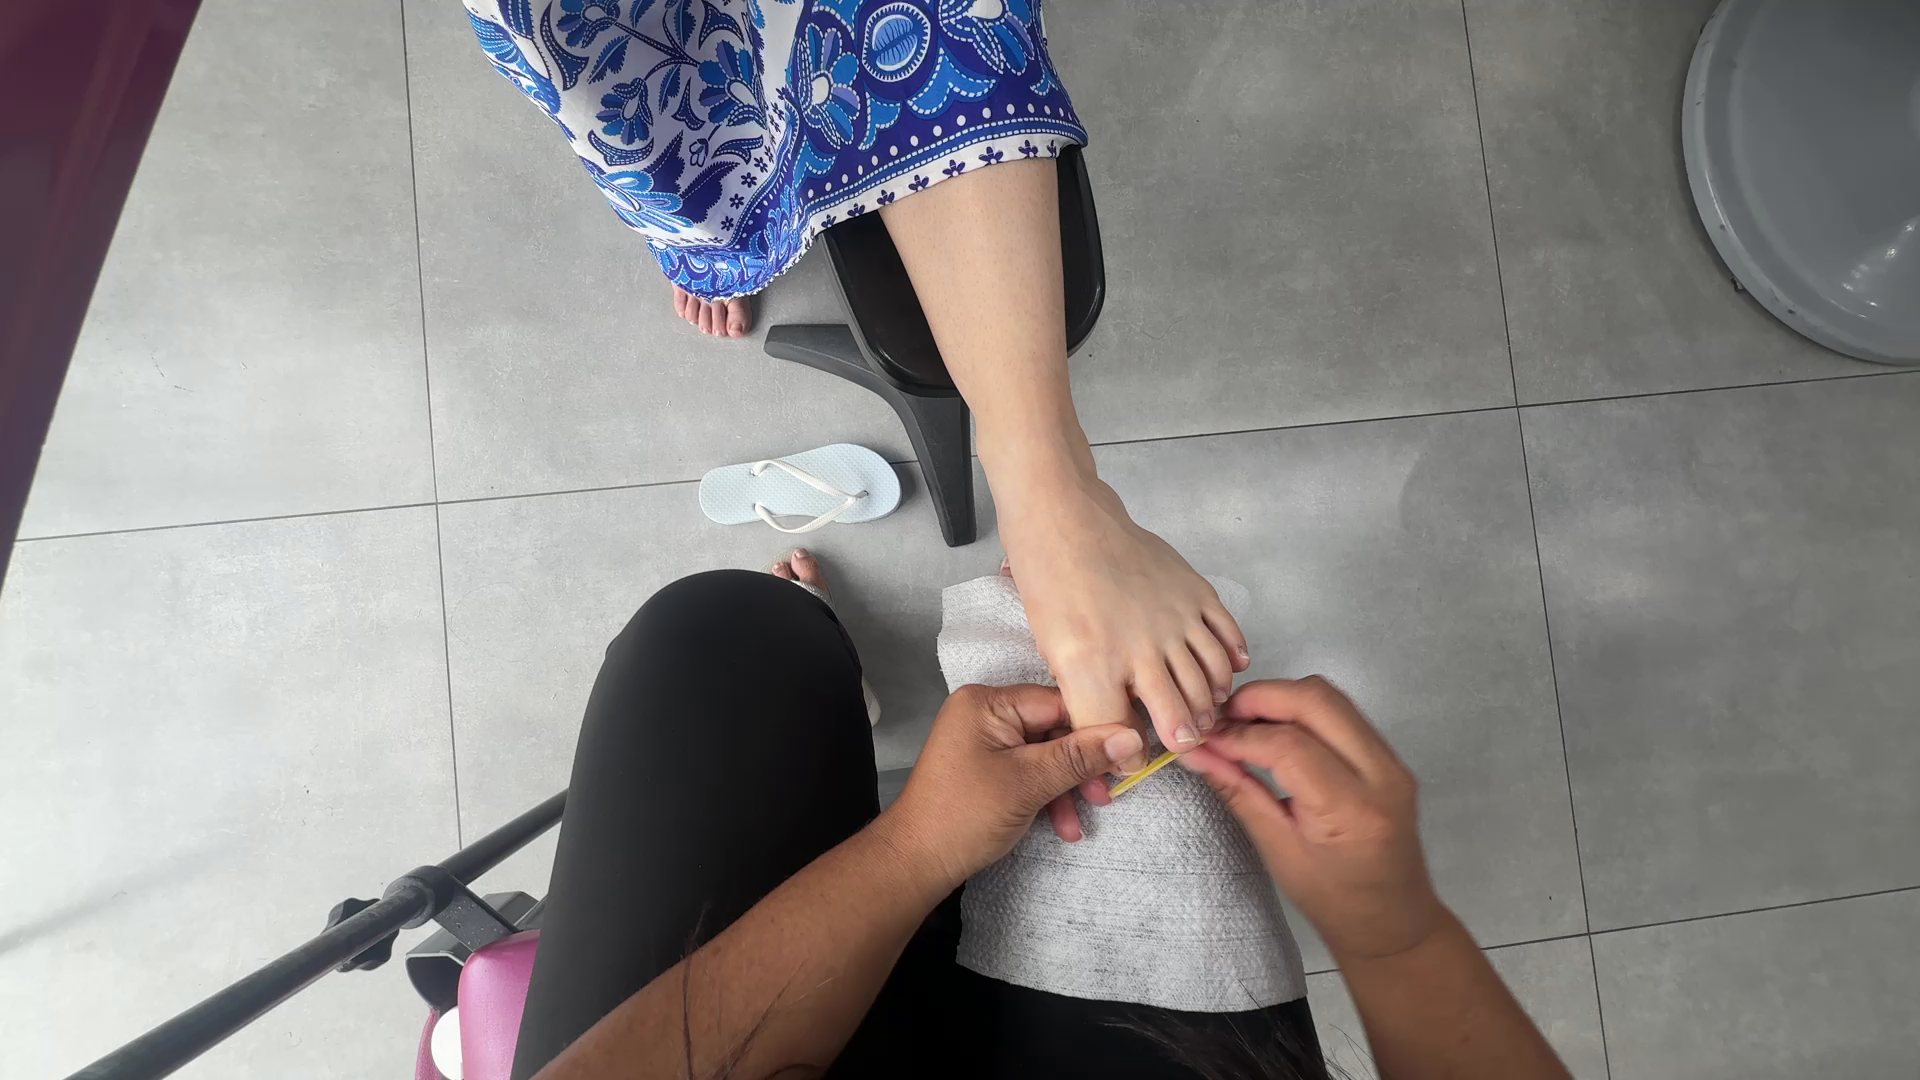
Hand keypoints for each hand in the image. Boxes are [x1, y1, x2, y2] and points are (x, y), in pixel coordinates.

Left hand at [884, 684, 1143, 886]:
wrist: (916, 862)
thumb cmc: (966, 814)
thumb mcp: (1028, 783)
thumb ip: (1080, 757)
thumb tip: (1132, 737)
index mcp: (987, 702)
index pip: (1056, 702)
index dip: (1095, 727)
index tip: (1129, 755)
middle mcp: (986, 711)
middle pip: (1053, 728)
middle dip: (1080, 765)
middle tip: (1105, 795)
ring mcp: (986, 738)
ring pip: (1045, 753)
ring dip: (1067, 786)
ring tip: (1085, 818)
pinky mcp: (988, 765)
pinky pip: (1029, 769)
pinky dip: (1048, 794)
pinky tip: (1064, 826)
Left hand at [1001, 474, 1248, 763]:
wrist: (1067, 520)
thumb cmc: (1049, 581)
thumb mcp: (1050, 648)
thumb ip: (1082, 692)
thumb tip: (1110, 727)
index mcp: (1092, 665)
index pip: (1119, 733)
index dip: (1127, 757)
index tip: (1134, 758)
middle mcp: (1140, 648)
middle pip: (1179, 713)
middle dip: (1184, 736)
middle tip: (1185, 741)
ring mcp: (1173, 619)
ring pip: (1209, 680)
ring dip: (1210, 704)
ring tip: (1206, 714)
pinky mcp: (1194, 592)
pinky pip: (1226, 636)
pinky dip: (1232, 660)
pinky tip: (1230, 671)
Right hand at [1178, 677, 1447, 961]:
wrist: (1396, 920)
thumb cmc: (1333, 898)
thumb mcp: (1276, 849)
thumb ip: (1236, 791)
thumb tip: (1193, 752)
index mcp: (1353, 810)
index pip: (1288, 746)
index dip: (1239, 735)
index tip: (1204, 738)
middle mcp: (1381, 774)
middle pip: (1314, 700)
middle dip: (1259, 698)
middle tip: (1222, 719)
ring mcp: (1390, 760)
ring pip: (1327, 696)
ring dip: (1278, 698)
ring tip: (1243, 723)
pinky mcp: (1386, 754)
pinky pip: (1337, 710)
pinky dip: (1296, 708)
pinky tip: (1271, 730)